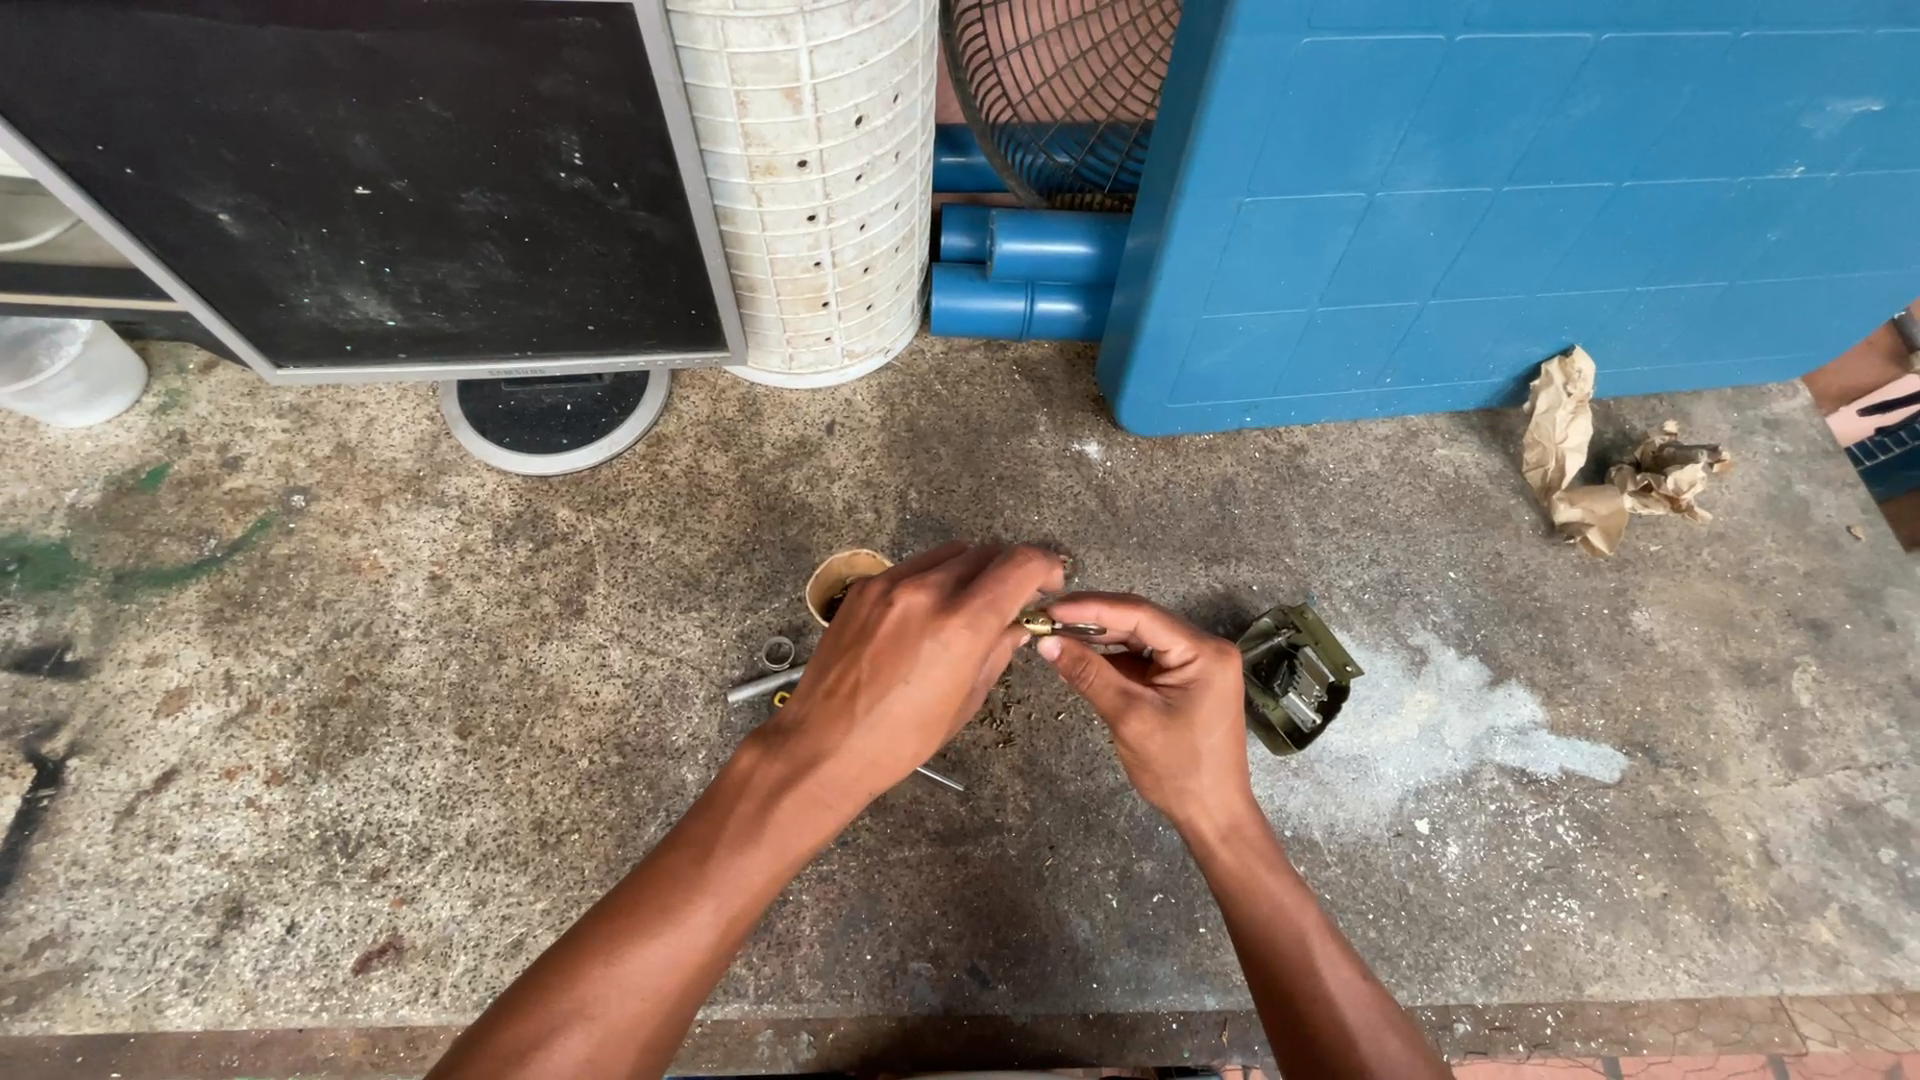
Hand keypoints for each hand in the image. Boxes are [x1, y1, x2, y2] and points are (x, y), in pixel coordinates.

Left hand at [770, 542, 1065, 802]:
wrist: (826, 743)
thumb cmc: (900, 738)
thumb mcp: (966, 700)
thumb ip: (997, 650)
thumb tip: (1017, 625)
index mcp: (961, 625)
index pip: (1020, 564)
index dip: (1046, 565)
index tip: (1050, 580)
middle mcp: (927, 592)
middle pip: (987, 551)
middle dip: (1011, 569)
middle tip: (1015, 597)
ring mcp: (890, 585)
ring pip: (951, 553)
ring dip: (973, 569)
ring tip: (971, 603)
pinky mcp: (864, 588)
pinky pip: (914, 566)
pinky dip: (934, 578)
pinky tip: (930, 610)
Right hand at [1036, 593, 1256, 833]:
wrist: (1213, 814)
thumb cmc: (1178, 770)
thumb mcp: (1129, 717)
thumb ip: (1088, 674)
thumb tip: (1046, 642)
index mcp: (1203, 651)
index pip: (1139, 614)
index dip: (1091, 608)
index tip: (1051, 608)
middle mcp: (1203, 648)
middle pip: (1139, 621)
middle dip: (1092, 621)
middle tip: (1047, 619)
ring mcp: (1194, 664)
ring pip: (1138, 639)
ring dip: (1098, 640)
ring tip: (1056, 636)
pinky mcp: (1183, 680)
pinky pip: (1142, 659)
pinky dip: (1111, 661)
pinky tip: (1080, 660)